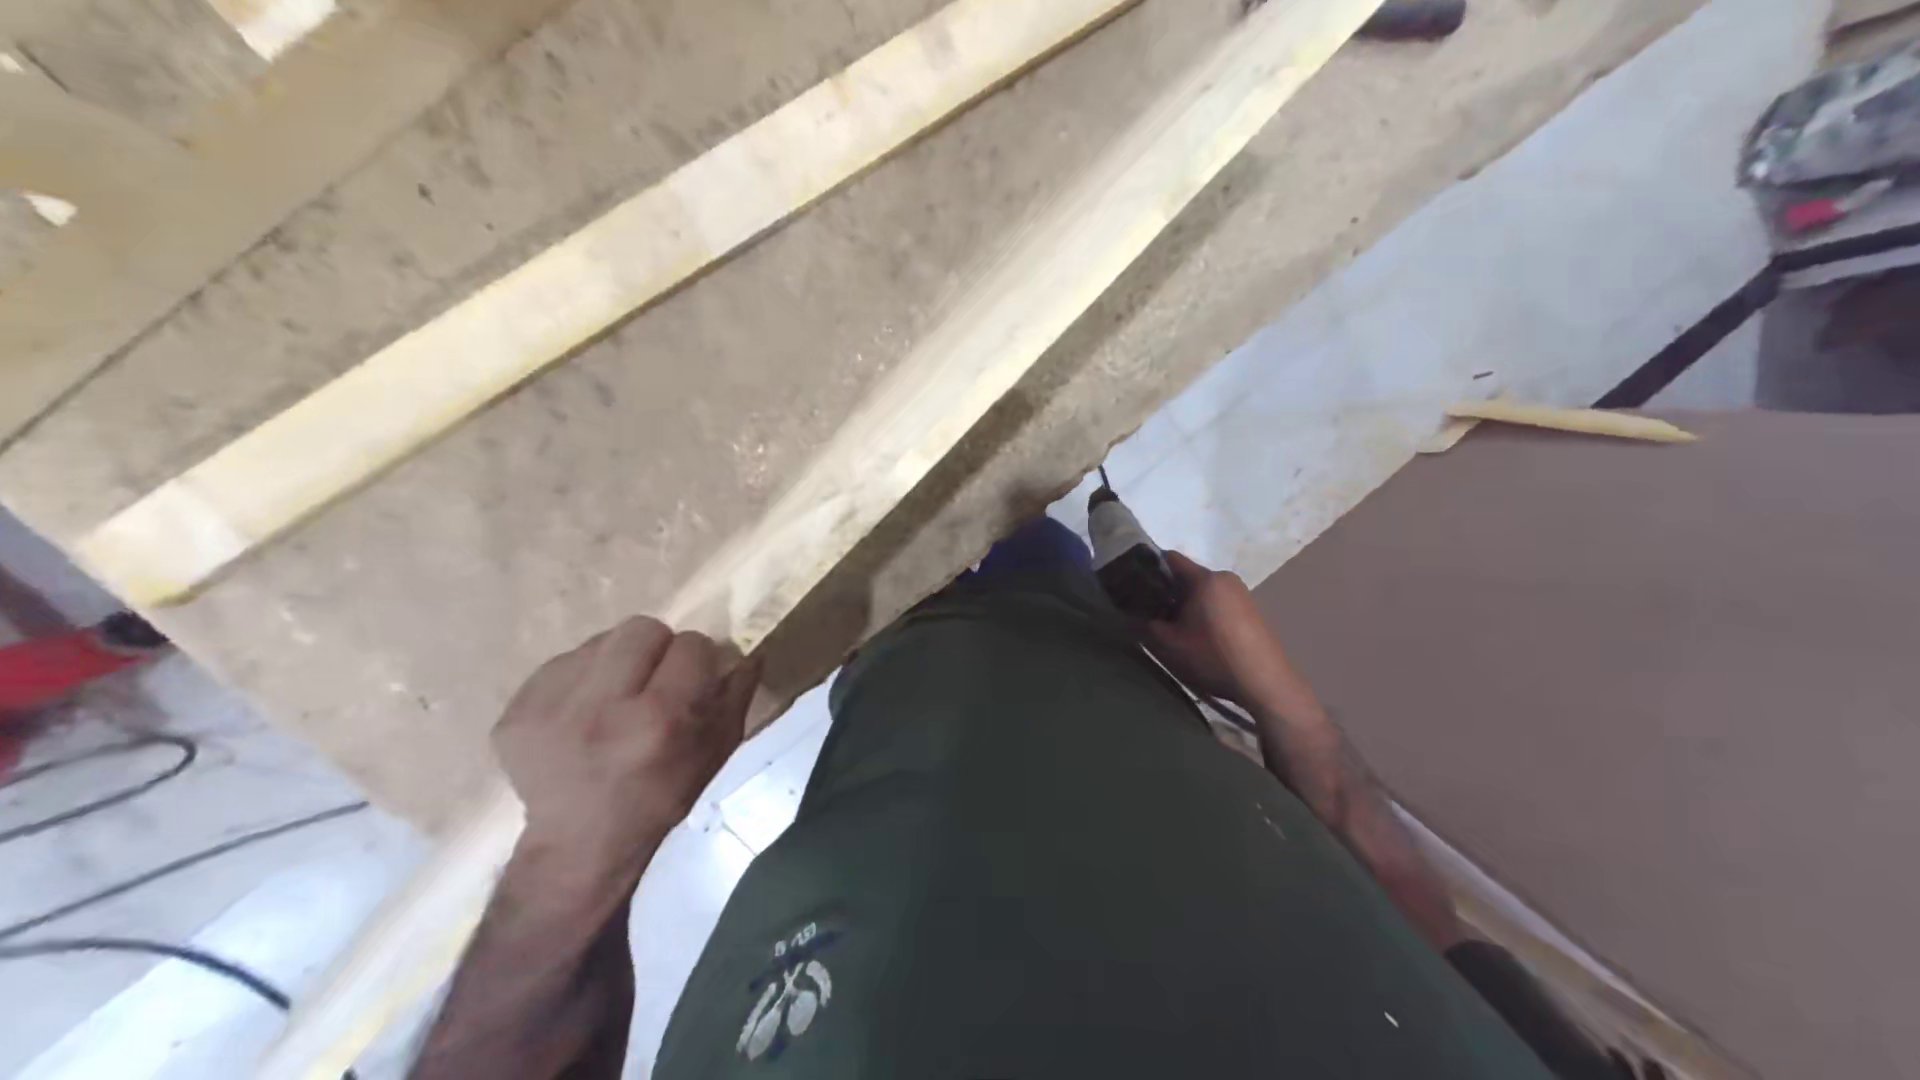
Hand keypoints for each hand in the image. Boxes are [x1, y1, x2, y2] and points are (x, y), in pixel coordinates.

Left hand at [492, 616, 761, 880]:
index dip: (698, 660)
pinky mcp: (514, 713)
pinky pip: (562, 664)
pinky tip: (584, 713)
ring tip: (617, 698)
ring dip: (617, 662)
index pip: (691, 644)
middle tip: (655, 680)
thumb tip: (747, 650)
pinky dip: (581, 680)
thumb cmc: (665, 800)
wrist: (581, 848)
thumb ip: (736, 694)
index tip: (694, 679)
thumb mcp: (717, 752)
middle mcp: (602, 707)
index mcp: (660, 719)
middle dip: (657, 649)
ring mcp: (549, 709)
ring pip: (600, 641)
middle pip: (642, 628)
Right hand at [1138, 551, 1296, 705]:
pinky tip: (1200, 636)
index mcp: (1205, 579)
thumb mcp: (1169, 644)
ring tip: (1175, 629)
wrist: (1265, 684)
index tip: (1134, 586)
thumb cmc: (1213, 658)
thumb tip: (1128, 614)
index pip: (1169, 558)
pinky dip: (1204, 612)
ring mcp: (1242, 593)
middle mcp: (1225, 578)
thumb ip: (1143, 624)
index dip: (1147, 569)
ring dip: (1186, 604)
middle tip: (1151, 613)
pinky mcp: (1251, 610)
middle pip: (1186, 575)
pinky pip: (1218, 601)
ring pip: (1203, 590)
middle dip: (1166, 591)